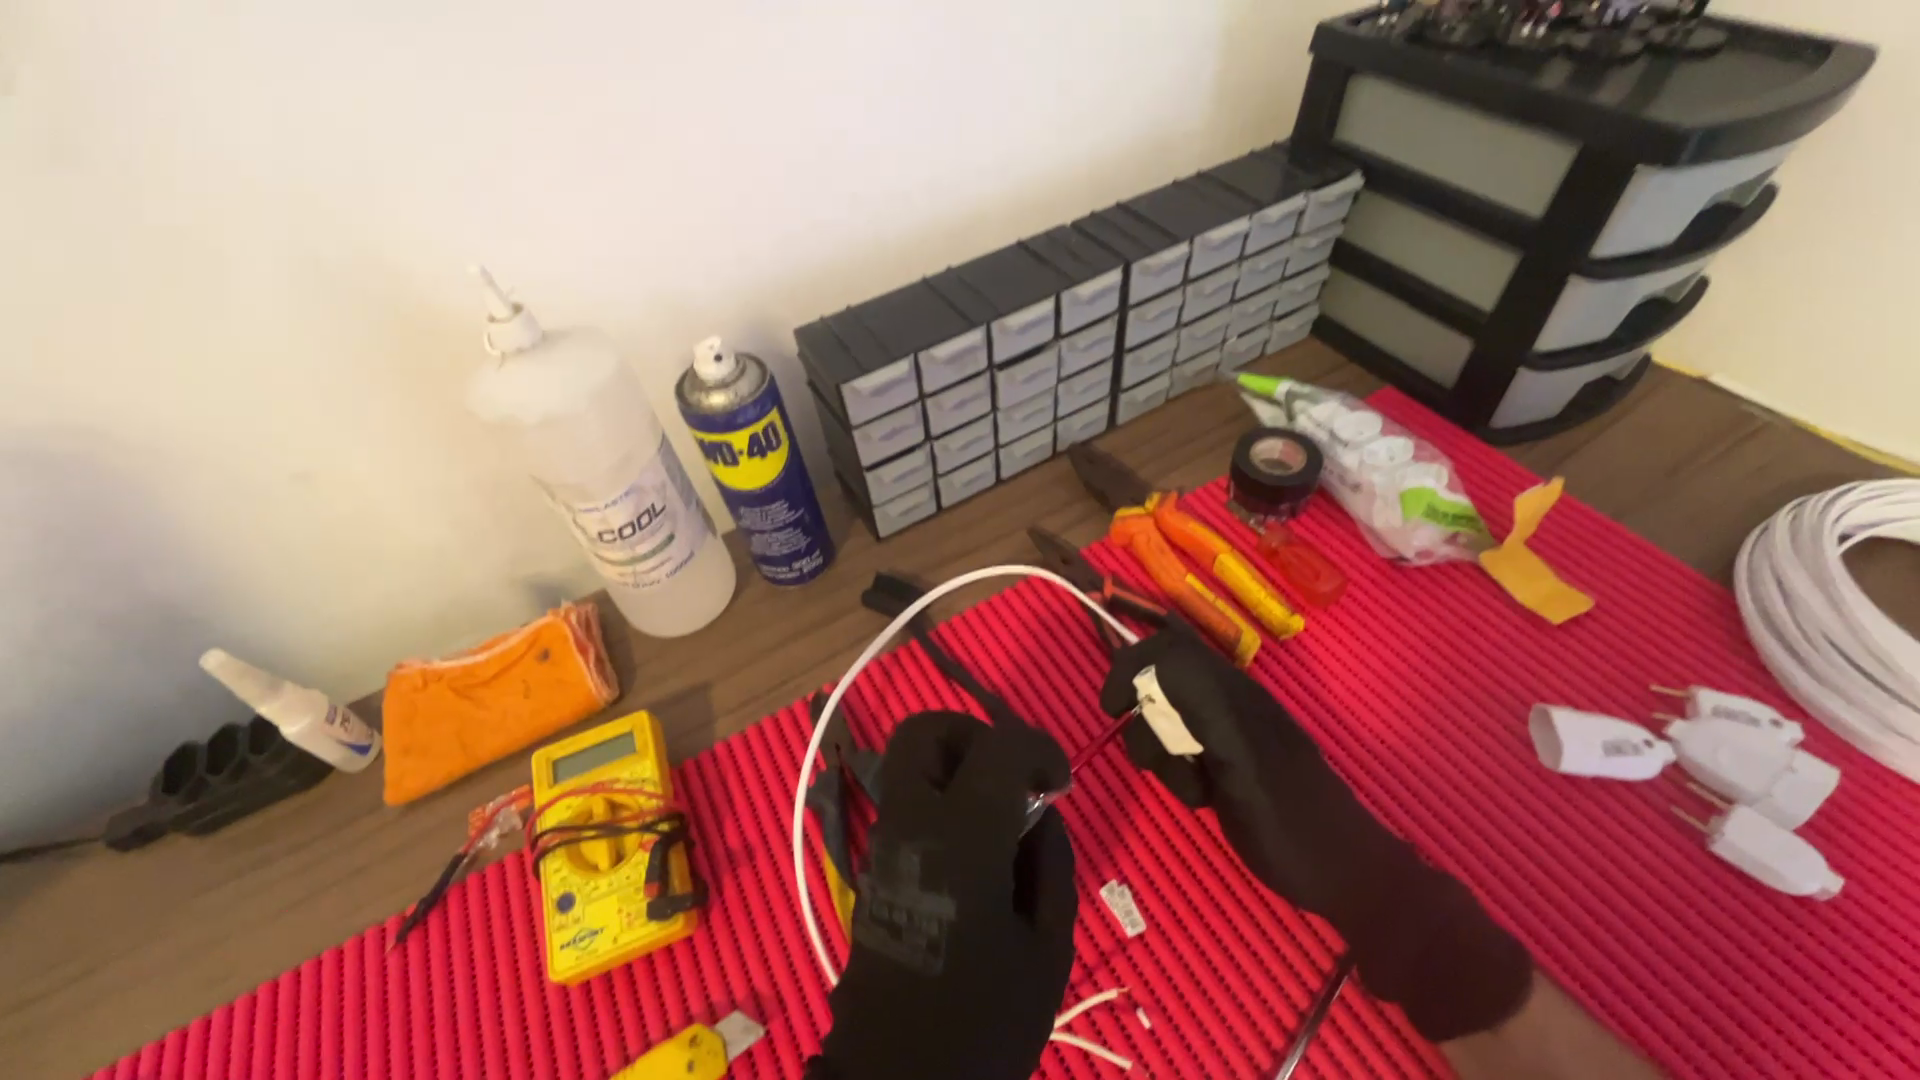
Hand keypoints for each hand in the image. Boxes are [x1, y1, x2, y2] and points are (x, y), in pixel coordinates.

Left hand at [809, 712, 1075, 1079]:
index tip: (1059, 784)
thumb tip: (1039, 812)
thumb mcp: (1047, 946)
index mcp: (961, 838)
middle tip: (1012, 777)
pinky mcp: (873, 866)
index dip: (1039, 748)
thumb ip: (1050, 862)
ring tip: (997, 813)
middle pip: (924, 732)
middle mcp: (911, 824)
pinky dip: (940, 798)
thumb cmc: (985, 1021)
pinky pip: (905, 802)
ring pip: (907, 762)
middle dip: (974, 736)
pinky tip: (973, 848)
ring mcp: (883, 843)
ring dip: (955, 766)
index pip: (999, 748)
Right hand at [1099, 628, 1417, 918]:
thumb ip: (1206, 705)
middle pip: (1159, 683)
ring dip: (1162, 754)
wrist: (1346, 874)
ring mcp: (1228, 733)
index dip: (1131, 667)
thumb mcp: (1245, 761)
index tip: (1112, 710)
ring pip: (1166, 720)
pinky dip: (1177, 771)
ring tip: (1194, 790)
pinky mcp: (1227, 762)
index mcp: (1234, 695)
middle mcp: (1228, 703)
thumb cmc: (1294, 823)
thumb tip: (1162, 661)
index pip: (1168, 651)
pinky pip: (1182, 749)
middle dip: (1146, 723)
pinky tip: (1202, 797)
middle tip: (1156, 764)